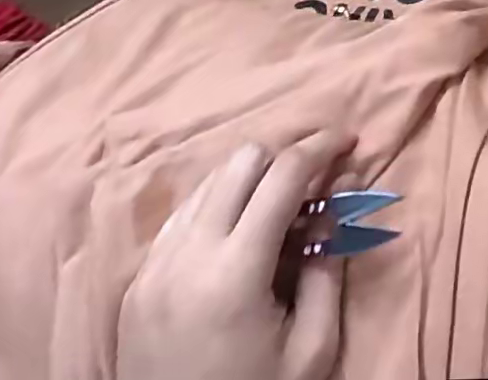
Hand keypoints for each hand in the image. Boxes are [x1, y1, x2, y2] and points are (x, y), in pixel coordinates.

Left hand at [117, 131, 354, 379]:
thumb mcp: (311, 349)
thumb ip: (329, 265)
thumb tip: (341, 193)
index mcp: (234, 272)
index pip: (282, 175)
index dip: (321, 146)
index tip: (348, 139)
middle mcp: (188, 252)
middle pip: (243, 159)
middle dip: (287, 154)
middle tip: (317, 176)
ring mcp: (155, 262)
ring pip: (211, 178)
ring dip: (253, 176)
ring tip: (281, 204)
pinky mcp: (139, 276)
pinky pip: (185, 211)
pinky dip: (220, 201)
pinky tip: (240, 229)